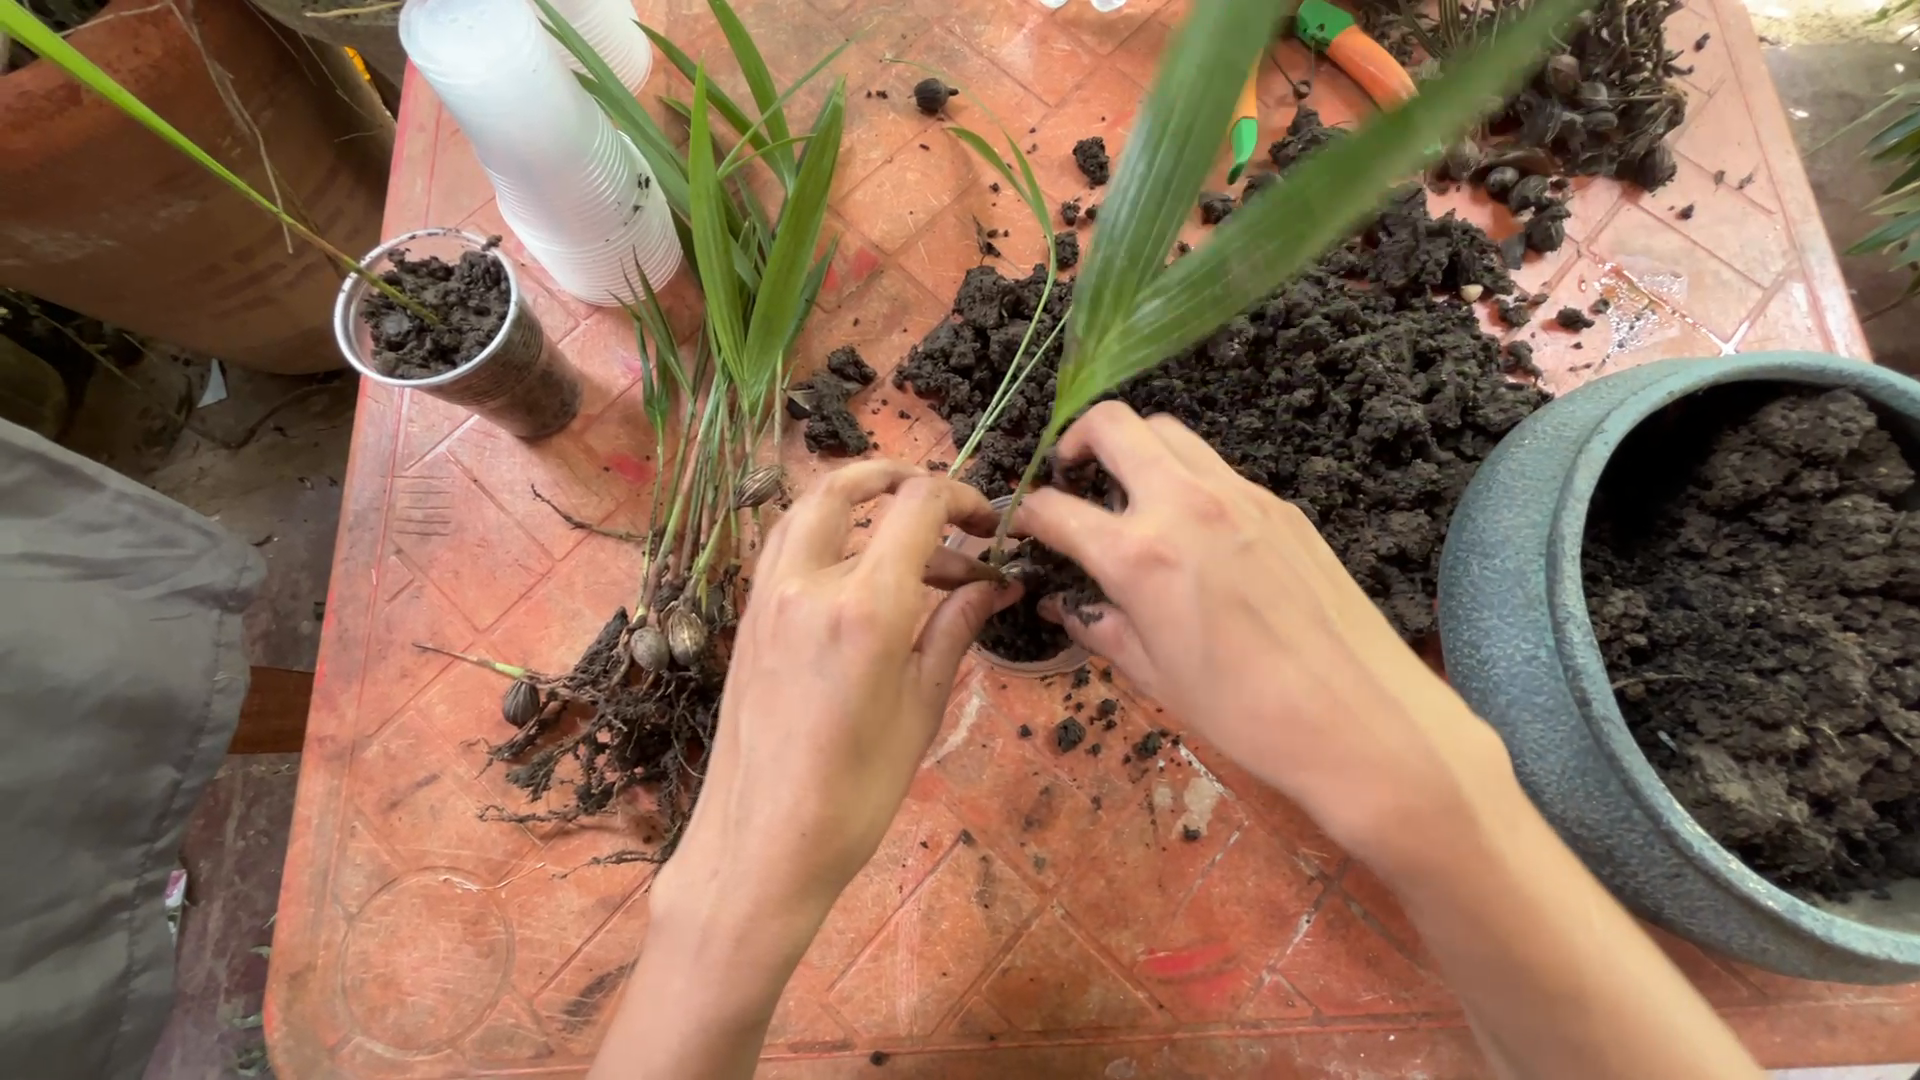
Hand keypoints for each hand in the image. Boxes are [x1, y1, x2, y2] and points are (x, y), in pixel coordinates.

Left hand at [655, 459, 1018, 927]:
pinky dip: (825, 531)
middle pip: (848, 485)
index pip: (917, 506)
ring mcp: (768, 595)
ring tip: (903, 528)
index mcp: (865, 606)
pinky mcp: (748, 615)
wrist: (760, 844)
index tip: (987, 522)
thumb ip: (954, 629)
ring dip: (857, 498)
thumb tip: (994, 585)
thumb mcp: (921, 708)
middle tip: (944, 503)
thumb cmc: (856, 791)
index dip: (960, 497)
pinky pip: (786, 545)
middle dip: (902, 476)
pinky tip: (856, 567)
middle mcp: (808, 582)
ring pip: (808, 508)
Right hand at [1012, 402, 1511, 873]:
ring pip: (1170, 432)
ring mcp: (1239, 496)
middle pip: (1114, 424)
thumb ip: (1099, 628)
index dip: (1026, 513)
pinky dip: (1186, 480)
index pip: (1056, 509)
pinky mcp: (1280, 504)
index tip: (1023, 522)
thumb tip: (1064, 609)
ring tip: (1130, 496)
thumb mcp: (1152, 675)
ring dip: (1135, 449)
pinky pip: (1216, 469)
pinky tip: (1194, 532)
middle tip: (1072, 475)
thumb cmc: (1241, 712)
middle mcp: (1184, 505)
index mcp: (1138, 555)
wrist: (1360, 719)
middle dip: (1077, 439)